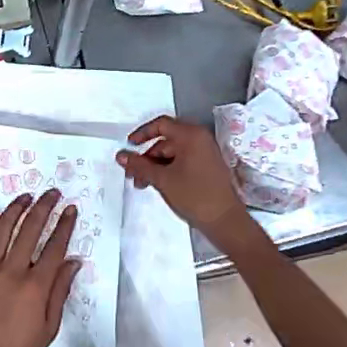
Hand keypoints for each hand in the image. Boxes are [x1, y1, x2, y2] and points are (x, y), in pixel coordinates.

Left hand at [0, 191, 80, 346]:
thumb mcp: (48, 328)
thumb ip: (60, 291)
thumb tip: (72, 262)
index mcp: (36, 286)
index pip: (55, 247)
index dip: (65, 225)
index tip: (71, 209)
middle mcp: (12, 271)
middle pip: (30, 229)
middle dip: (44, 207)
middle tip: (52, 193)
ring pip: (3, 229)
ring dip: (16, 209)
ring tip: (26, 196)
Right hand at [117, 116, 258, 251]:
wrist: (225, 221)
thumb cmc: (195, 196)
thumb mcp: (162, 179)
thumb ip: (139, 165)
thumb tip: (121, 156)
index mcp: (191, 135)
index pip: (161, 124)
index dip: (142, 134)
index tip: (129, 146)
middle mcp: (200, 139)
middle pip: (166, 140)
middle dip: (147, 156)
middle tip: (133, 173)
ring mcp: (205, 153)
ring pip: (173, 153)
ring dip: (156, 166)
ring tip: (143, 184)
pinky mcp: (207, 166)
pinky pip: (182, 161)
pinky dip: (168, 170)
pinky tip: (158, 185)